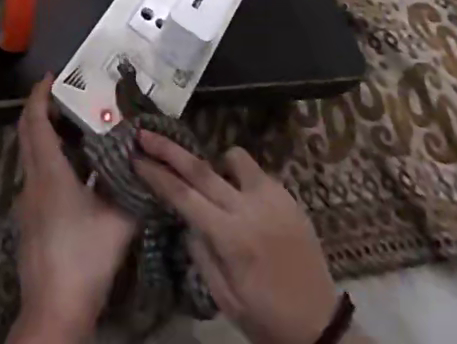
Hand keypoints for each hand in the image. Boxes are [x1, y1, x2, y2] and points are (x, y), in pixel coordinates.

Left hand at [9, 76, 138, 343]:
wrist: (54, 311)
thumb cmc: (85, 259)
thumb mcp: (118, 221)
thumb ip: (133, 187)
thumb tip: (146, 161)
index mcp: (48, 173)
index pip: (35, 122)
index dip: (40, 95)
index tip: (52, 76)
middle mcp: (31, 181)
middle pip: (28, 134)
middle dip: (43, 110)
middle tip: (68, 96)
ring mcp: (26, 203)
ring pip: (31, 155)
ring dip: (47, 136)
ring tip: (77, 128)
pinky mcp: (29, 221)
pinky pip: (36, 176)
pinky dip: (50, 160)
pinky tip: (76, 172)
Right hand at [133, 131, 338, 343]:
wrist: (321, 326)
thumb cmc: (265, 317)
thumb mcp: (222, 297)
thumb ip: (200, 252)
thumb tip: (186, 219)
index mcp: (230, 237)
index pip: (183, 196)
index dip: (156, 174)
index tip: (135, 157)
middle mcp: (249, 208)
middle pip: (200, 168)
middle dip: (169, 149)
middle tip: (145, 132)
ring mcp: (272, 197)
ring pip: (234, 158)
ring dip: (214, 161)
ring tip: (210, 181)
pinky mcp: (289, 196)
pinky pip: (256, 174)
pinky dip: (241, 179)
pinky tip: (241, 200)